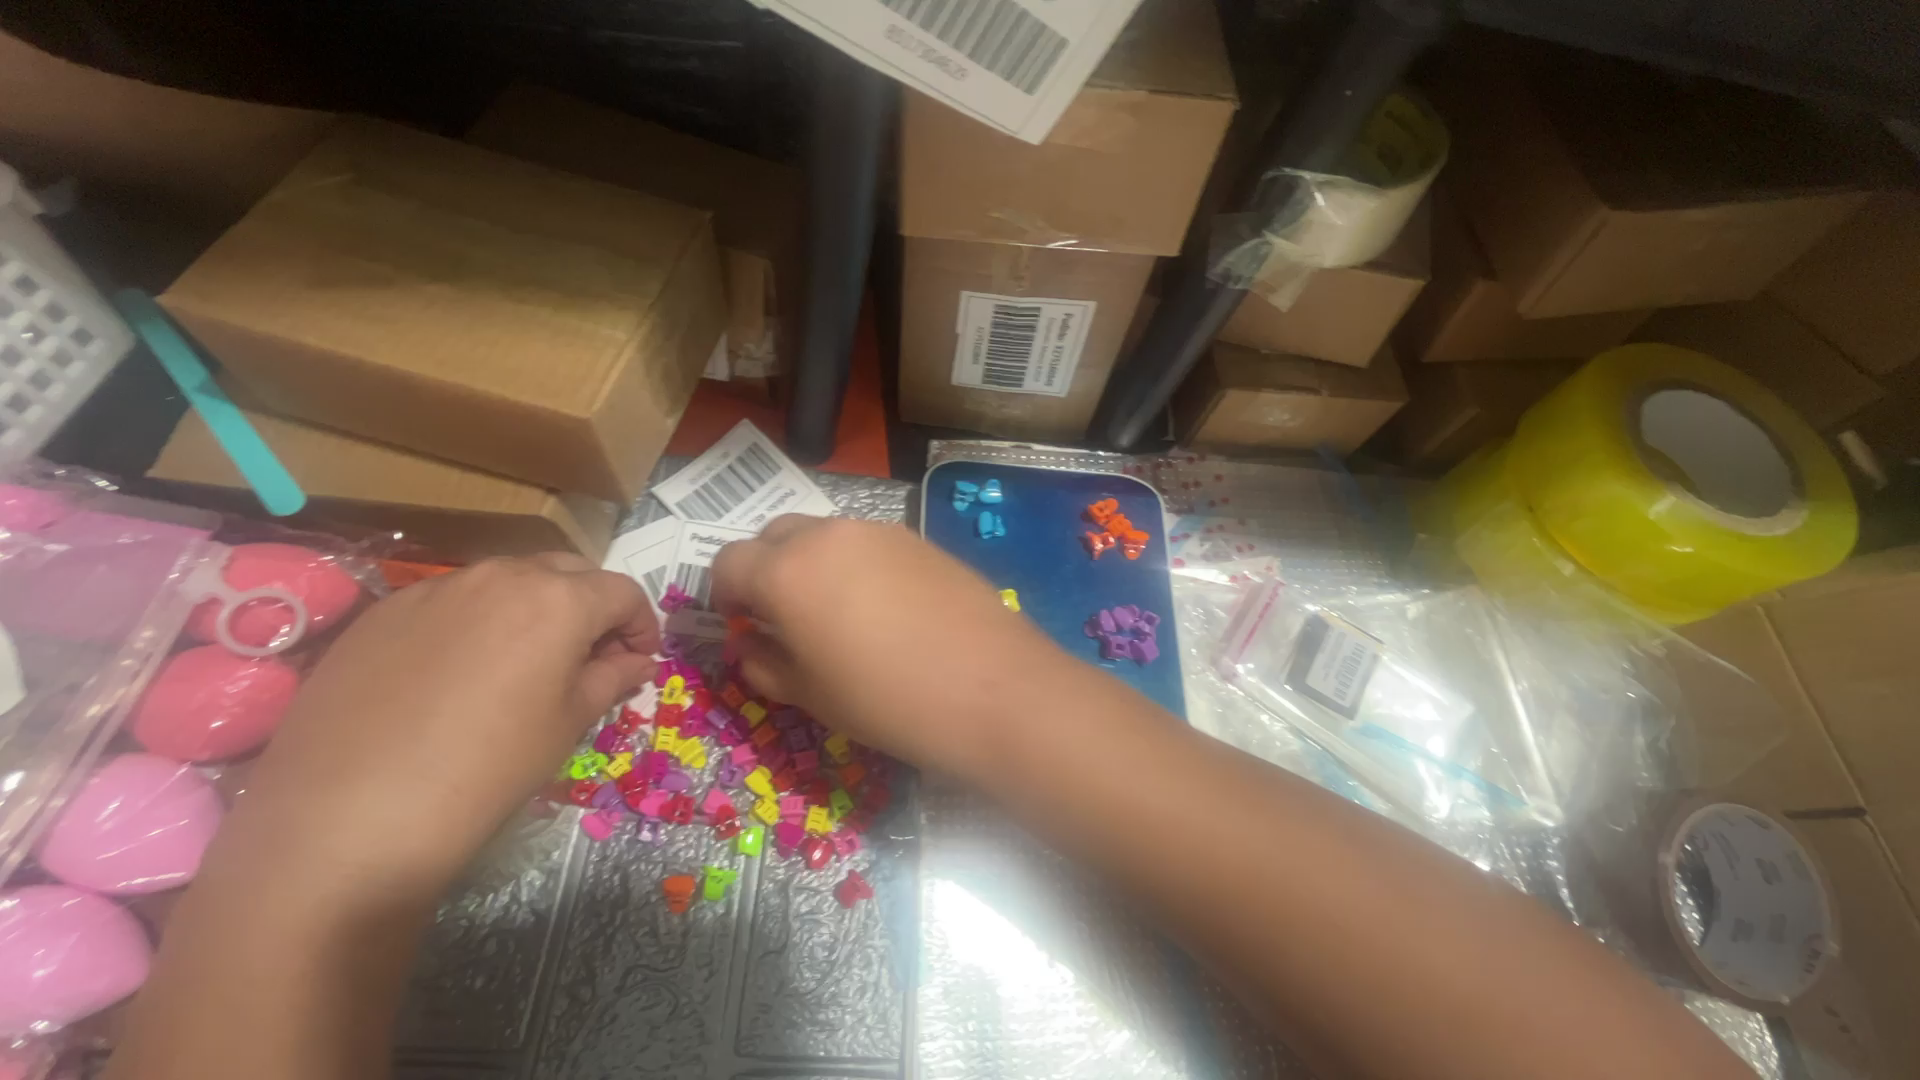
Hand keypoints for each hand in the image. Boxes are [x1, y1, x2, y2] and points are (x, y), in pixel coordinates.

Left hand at [218, 554, 656, 900]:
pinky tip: (458, 678)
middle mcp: (499, 575)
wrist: (343, 820)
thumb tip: (633, 661)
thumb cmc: (485, 772)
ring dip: (533, 610)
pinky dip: (476, 624)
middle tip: (589, 658)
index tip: (637, 662)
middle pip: (566, 572)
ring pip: (505, 582)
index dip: (641, 625)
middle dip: (589, 606)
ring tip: (524, 666)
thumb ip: (610, 678)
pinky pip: (451, 602)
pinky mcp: (382, 613)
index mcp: (557, 599)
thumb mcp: (567, 726)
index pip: (622, 591)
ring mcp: (434, 589)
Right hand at [710, 516, 1068, 776]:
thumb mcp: (812, 696)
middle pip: (775, 536)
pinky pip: (868, 543)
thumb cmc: (888, 702)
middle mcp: (828, 535)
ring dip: (812, 563)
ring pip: (824, 534)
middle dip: (766, 569)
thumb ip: (766, 665)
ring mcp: (879, 531)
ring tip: (837, 613)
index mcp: (787, 571)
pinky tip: (884, 609)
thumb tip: (751, 646)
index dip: (725, 595)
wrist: (993, 689)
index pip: (728, 563)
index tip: (743, 625)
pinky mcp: (919, 538)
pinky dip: (856, 564)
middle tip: (784, 616)